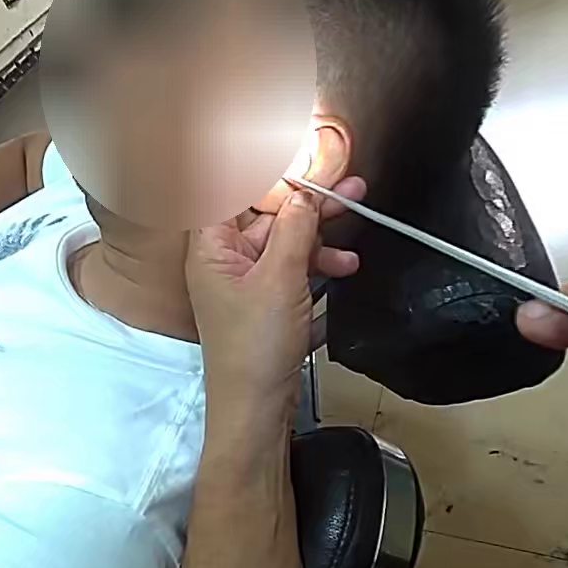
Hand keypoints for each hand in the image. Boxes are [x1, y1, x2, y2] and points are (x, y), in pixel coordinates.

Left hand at [187, 187, 354, 419]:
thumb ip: (295, 228)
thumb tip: (306, 193)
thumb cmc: (254, 350)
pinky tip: (343, 264)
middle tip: (345, 185)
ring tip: (355, 216)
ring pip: (284, 240)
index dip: (267, 175)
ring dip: (319, 232)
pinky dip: (316, 262)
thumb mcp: (281, 279)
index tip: (304, 162)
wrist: (257, 405)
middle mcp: (225, 259)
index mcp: (212, 247)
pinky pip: (291, 267)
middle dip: (307, 199)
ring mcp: (246, 280)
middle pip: (265, 213)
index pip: (232, 191)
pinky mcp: (265, 300)